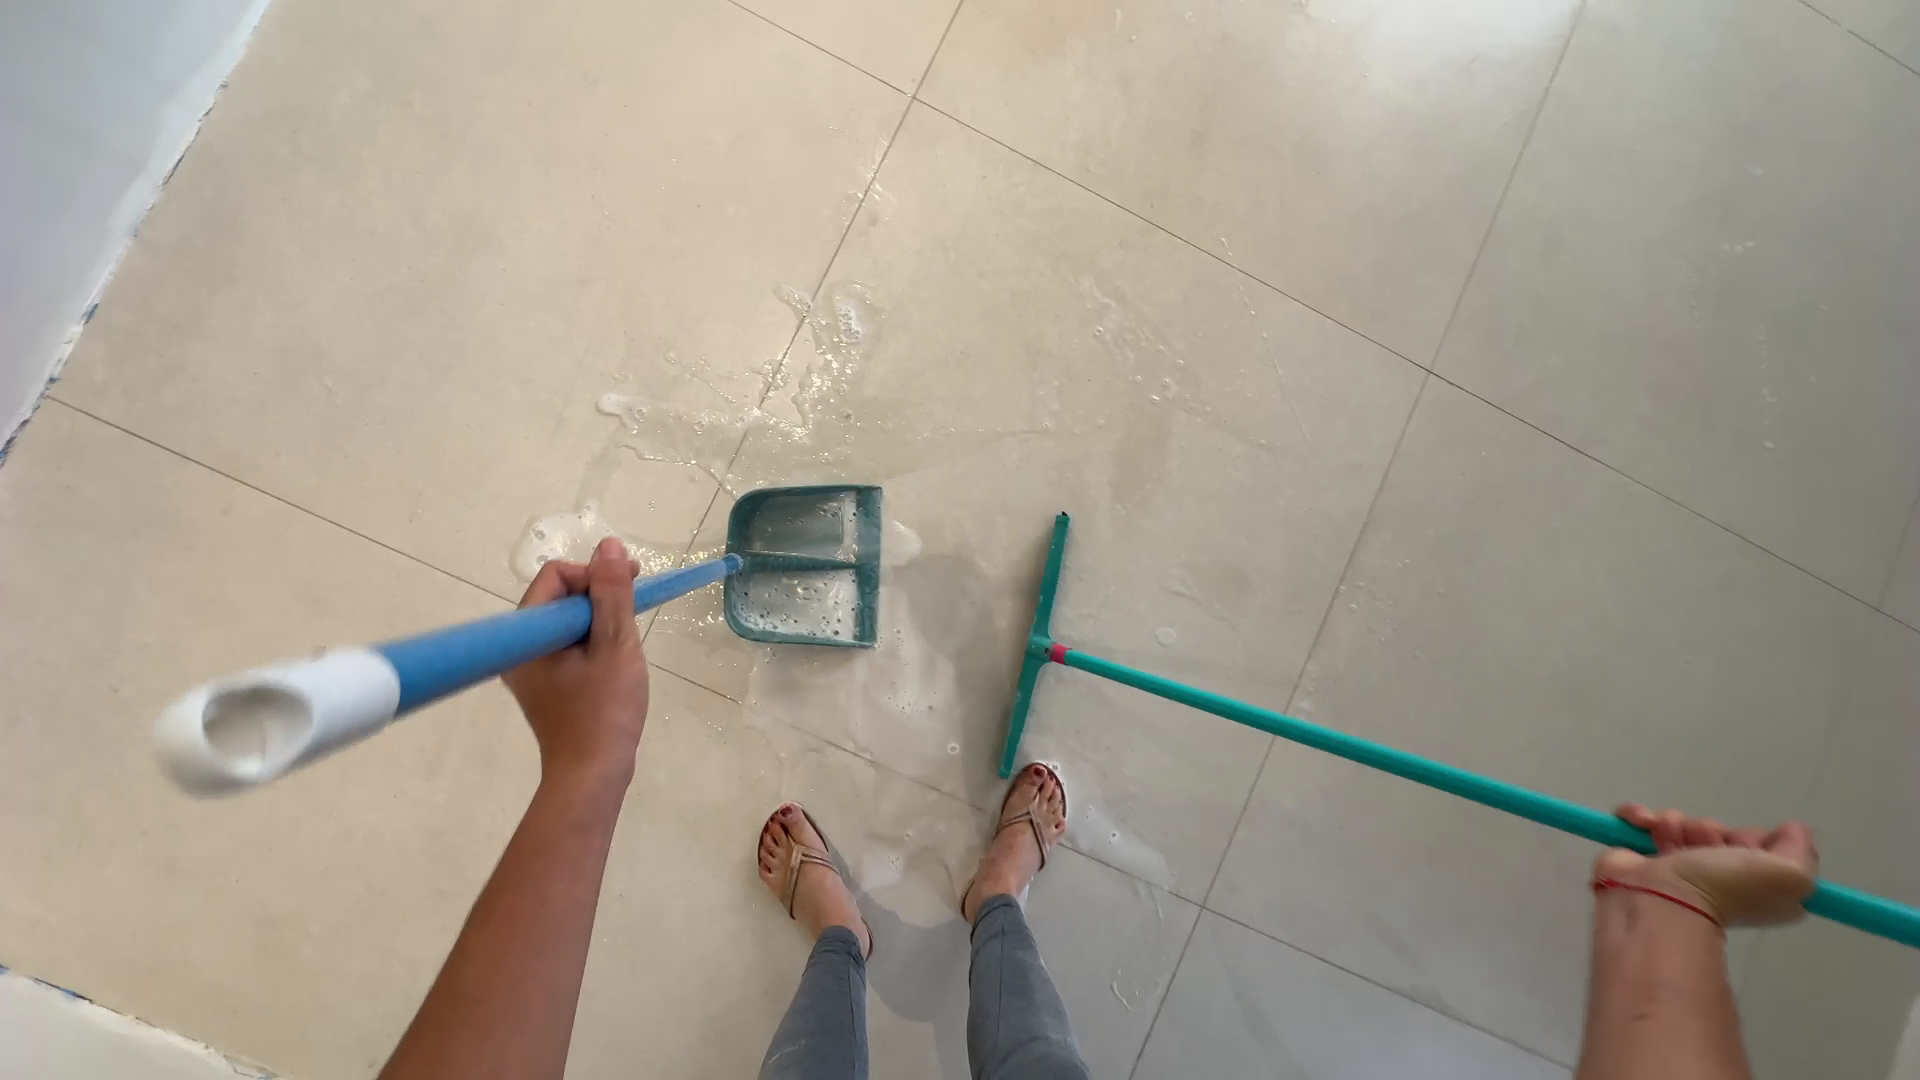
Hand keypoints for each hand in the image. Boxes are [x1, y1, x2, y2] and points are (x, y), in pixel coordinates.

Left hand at [502, 537, 649, 788]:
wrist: (593, 772)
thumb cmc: (604, 709)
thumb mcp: (616, 644)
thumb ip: (612, 593)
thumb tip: (609, 546)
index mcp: (527, 635)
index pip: (556, 577)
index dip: (595, 575)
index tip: (632, 587)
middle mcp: (519, 646)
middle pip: (559, 595)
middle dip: (599, 595)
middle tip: (635, 610)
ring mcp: (529, 666)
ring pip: (566, 619)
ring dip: (599, 618)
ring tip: (626, 639)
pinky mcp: (544, 681)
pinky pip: (567, 642)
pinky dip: (592, 639)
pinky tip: (614, 658)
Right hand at [1597, 804, 1817, 926]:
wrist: (1660, 895)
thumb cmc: (1724, 887)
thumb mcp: (1789, 876)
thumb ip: (1801, 851)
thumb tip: (1793, 828)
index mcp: (1753, 883)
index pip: (1756, 844)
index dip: (1752, 841)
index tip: (1747, 850)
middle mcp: (1716, 873)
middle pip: (1716, 829)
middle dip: (1708, 832)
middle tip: (1704, 849)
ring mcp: (1673, 860)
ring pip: (1677, 820)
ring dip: (1672, 824)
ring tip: (1668, 841)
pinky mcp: (1637, 848)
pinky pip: (1639, 816)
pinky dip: (1638, 815)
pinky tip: (1643, 825)